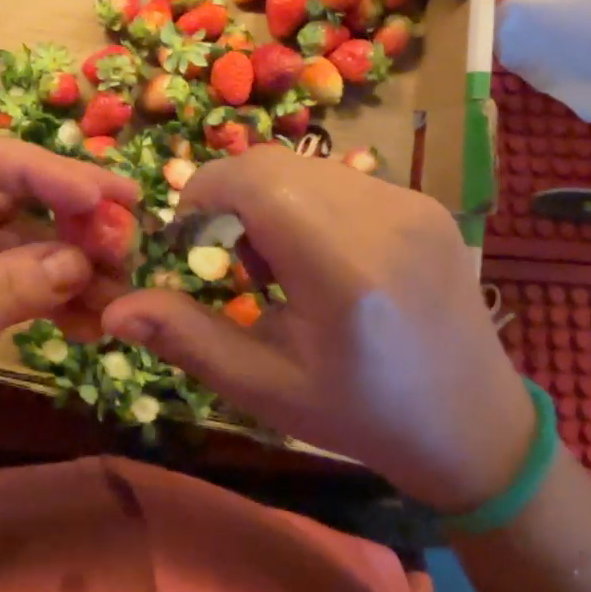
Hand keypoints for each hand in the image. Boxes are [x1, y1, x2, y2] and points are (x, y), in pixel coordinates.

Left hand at [0, 136, 138, 480]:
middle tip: (128, 237)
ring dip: (79, 259)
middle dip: (75, 213)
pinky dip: (64, 298)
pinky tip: (97, 319)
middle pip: (21, 196)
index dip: (47, 171)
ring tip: (124, 283)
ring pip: (34, 243)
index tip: (100, 199)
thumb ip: (7, 286)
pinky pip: (31, 286)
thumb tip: (82, 261)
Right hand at [102, 146, 533, 510]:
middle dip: (228, 193)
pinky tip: (317, 254)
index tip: (187, 237)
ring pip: (303, 165)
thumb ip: (187, 338)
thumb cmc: (360, 414)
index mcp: (343, 271)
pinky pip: (338, 177)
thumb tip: (114, 308)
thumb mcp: (264, 388)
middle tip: (224, 253)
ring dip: (266, 194)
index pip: (254, 180)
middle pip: (272, 163)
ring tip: (274, 260)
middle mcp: (383, 220)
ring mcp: (411, 205)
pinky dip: (305, 199)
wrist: (475, 428)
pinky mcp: (425, 204)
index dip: (203, 192)